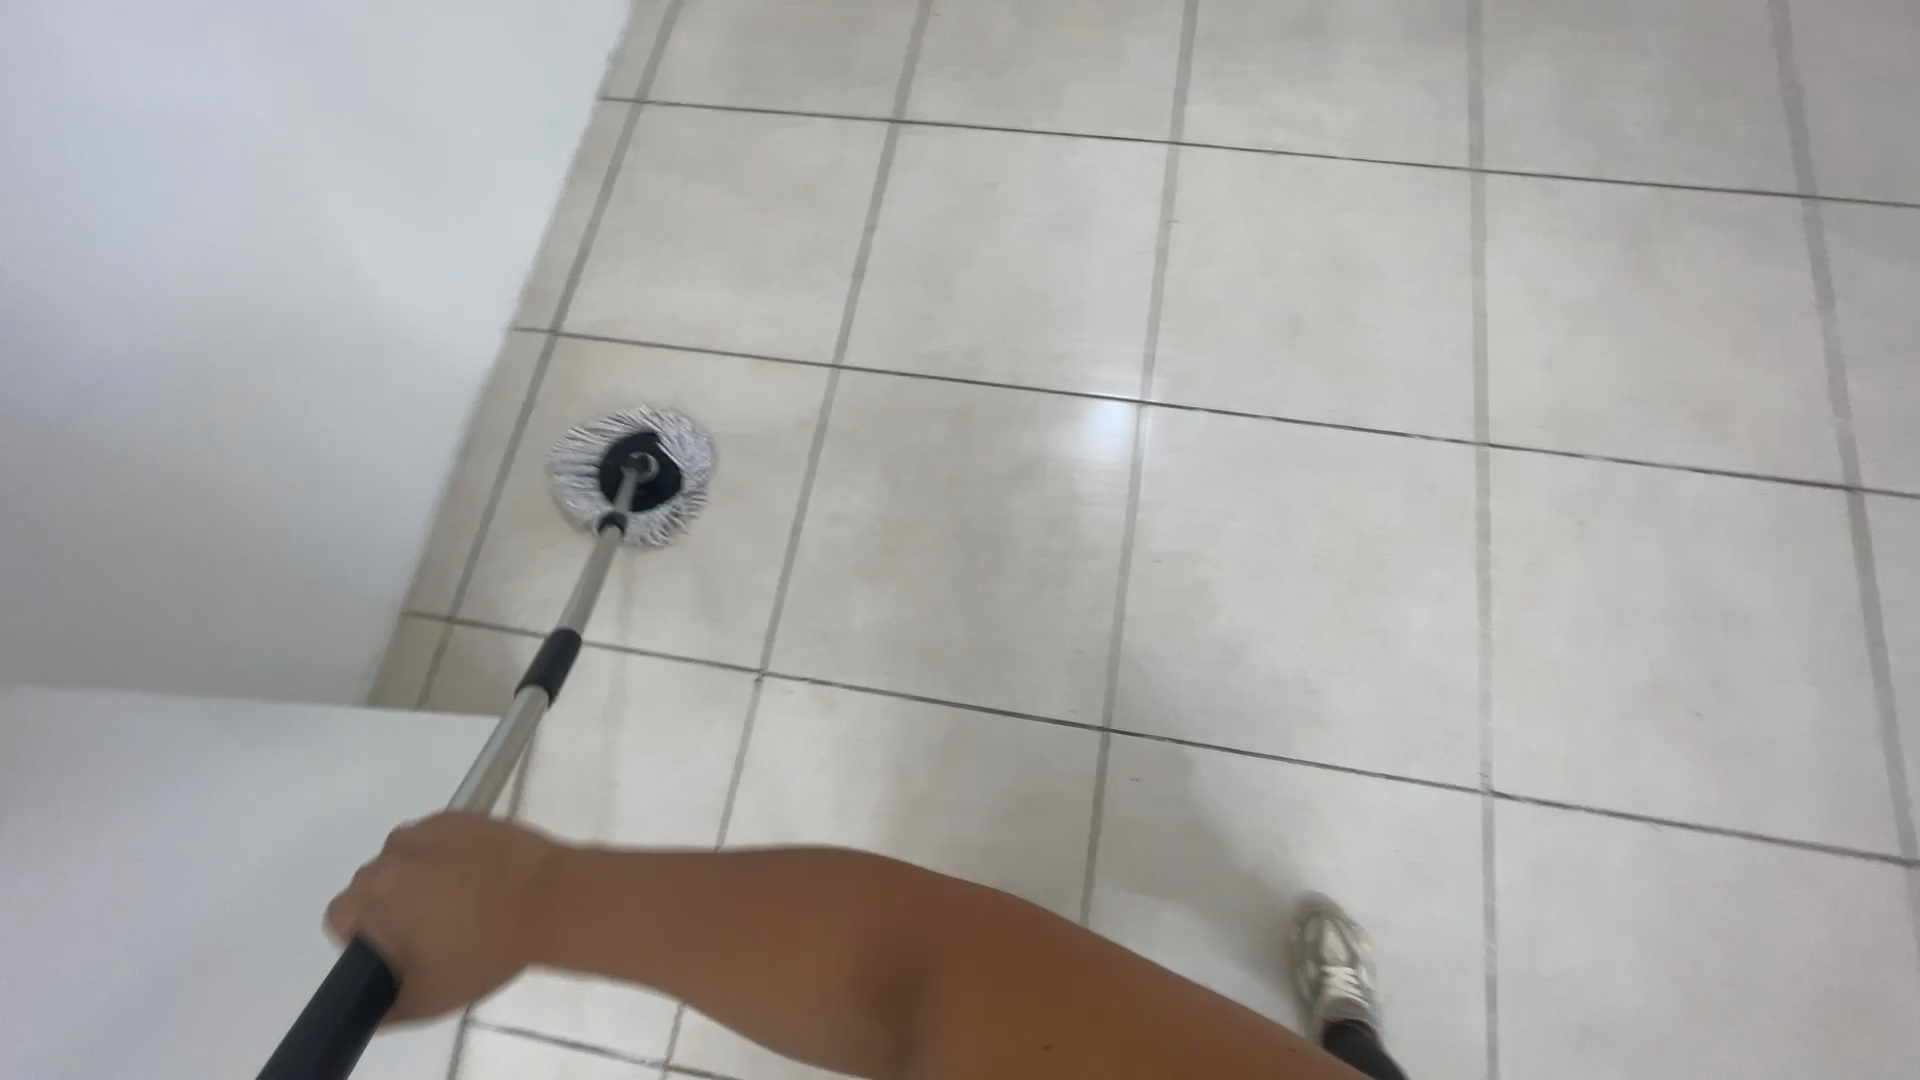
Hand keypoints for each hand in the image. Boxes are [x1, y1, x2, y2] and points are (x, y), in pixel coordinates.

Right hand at [325, 811, 564, 1022]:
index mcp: (378, 893)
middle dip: (393, 902)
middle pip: (375, 879)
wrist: (553, 899)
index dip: (363, 934)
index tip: (397, 948)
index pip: (342, 913)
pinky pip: (443, 832)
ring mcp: (441, 828)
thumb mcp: (426, 999)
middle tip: (431, 927)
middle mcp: (401, 852)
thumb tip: (372, 1008)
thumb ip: (385, 1009)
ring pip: (408, 851)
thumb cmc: (486, 947)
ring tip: (456, 897)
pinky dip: (449, 848)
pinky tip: (477, 870)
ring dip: (419, 870)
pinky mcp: (475, 816)